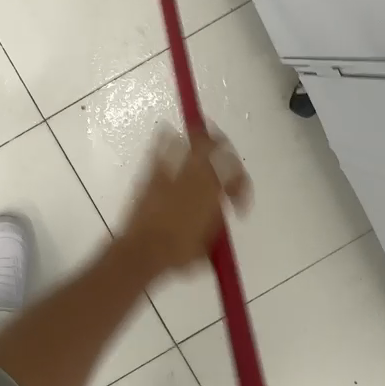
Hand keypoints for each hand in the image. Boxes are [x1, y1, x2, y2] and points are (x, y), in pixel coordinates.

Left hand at [120, 128, 250, 276]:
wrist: (142, 251)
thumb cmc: (178, 253)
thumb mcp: (210, 242)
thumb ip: (217, 221)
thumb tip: (217, 213)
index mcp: (213, 193)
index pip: (236, 174)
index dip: (242, 183)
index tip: (237, 199)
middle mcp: (195, 177)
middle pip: (215, 146)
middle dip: (223, 146)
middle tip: (224, 151)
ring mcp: (172, 172)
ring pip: (189, 141)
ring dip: (197, 138)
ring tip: (200, 137)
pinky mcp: (151, 173)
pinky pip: (159, 147)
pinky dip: (165, 137)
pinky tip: (165, 132)